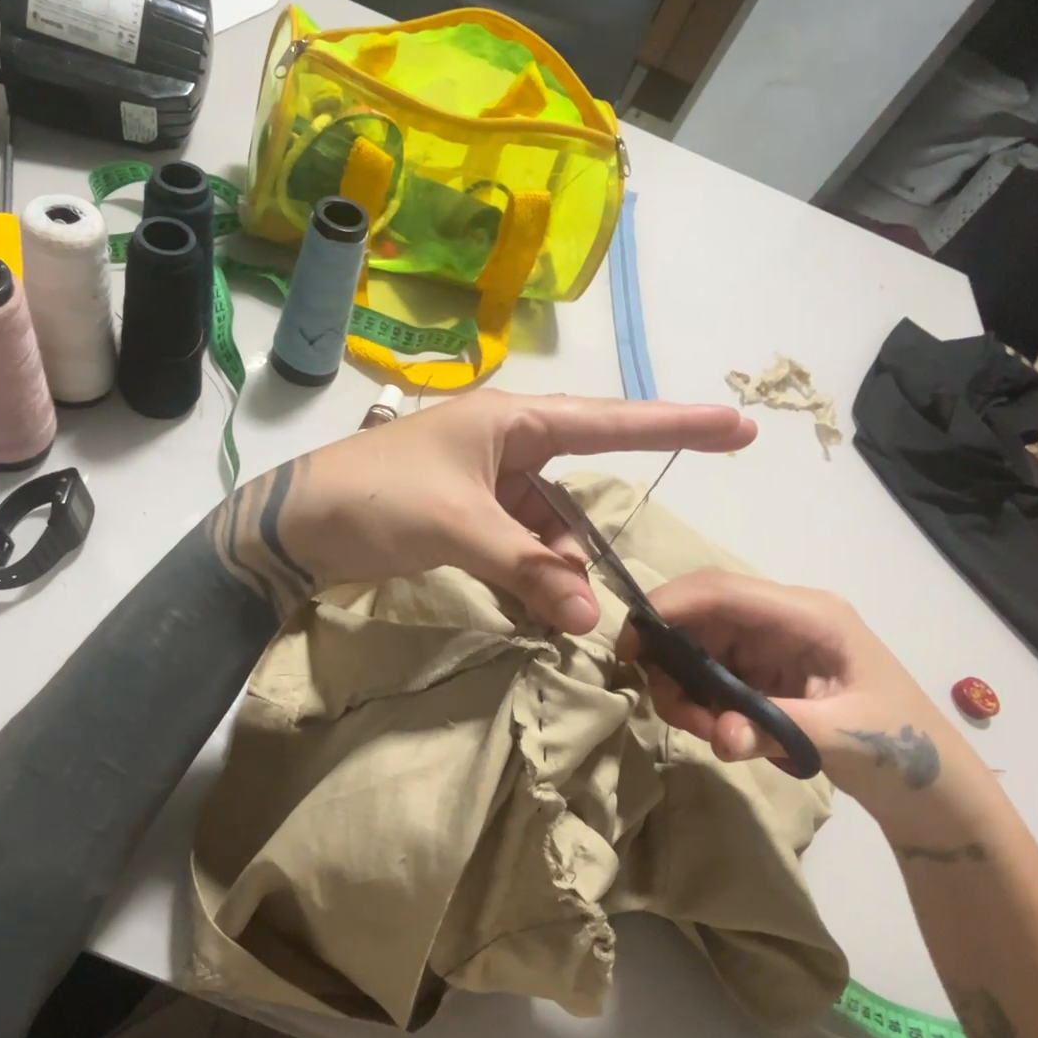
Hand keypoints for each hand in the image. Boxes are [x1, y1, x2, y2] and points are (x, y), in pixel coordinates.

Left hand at [273, 390, 757, 633]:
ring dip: (553, 569)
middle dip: (584, 542)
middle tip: (590, 590)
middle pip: (576, 490)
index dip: (676, 425)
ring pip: (546, 528)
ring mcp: (485, 485)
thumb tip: (592, 616)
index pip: (609, 421)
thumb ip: (527, 568)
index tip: (740, 427)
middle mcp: (505, 446)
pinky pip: (516, 545)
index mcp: (510, 422)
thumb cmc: (376, 498)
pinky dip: (527, 575)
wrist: (296, 524)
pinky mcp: (465, 518)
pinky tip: (528, 604)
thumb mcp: (457, 525)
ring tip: (550, 609)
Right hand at [616, 568, 971, 805]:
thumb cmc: (901, 747)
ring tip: (704, 731)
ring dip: (681, 686)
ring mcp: (767, 645)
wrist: (928, 783)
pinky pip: (705, 673)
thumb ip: (773, 730)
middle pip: (699, 616)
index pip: (722, 590)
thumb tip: (719, 734)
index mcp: (809, 615)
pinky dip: (695, 699)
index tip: (630, 644)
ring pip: (695, 646)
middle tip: (671, 710)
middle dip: (670, 658)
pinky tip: (715, 730)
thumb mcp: (841, 737)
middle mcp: (780, 619)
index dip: (670, 606)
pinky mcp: (757, 671)